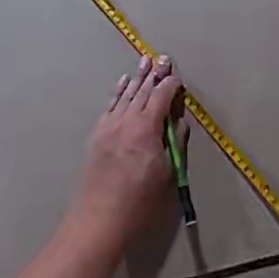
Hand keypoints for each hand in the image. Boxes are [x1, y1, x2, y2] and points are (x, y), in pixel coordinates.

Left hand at [69, 55, 185, 244]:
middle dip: (154, 74)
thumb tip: (180, 122)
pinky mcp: (98, 134)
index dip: (171, 85)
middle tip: (162, 58)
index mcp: (146, 128)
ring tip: (144, 62)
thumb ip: (175, 143)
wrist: (99, 219)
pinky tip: (123, 83)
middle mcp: (126, 120)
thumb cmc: (139, 202)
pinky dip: (119, 92)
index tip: (178, 77)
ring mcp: (109, 126)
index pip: (161, 97)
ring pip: (126, 95)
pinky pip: (111, 105)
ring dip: (137, 78)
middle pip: (143, 91)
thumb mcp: (167, 174)